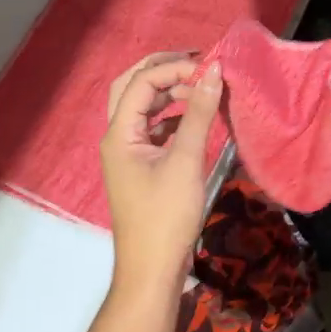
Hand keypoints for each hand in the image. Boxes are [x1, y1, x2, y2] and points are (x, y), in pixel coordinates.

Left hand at [100, 53, 223, 290]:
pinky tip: (196, 119)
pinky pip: (153, 128)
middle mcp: (117, 137)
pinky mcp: (141, 166)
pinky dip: (173, 116)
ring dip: (169, 93)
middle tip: (197, 62)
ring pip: (143, 107)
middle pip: (133, 88)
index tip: (208, 69)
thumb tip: (213, 72)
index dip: (174, 69)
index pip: (142, 82)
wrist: (152, 269)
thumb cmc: (165, 215)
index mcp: (119, 133)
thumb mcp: (186, 161)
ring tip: (201, 88)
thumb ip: (199, 114)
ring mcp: (127, 153)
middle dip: (163, 70)